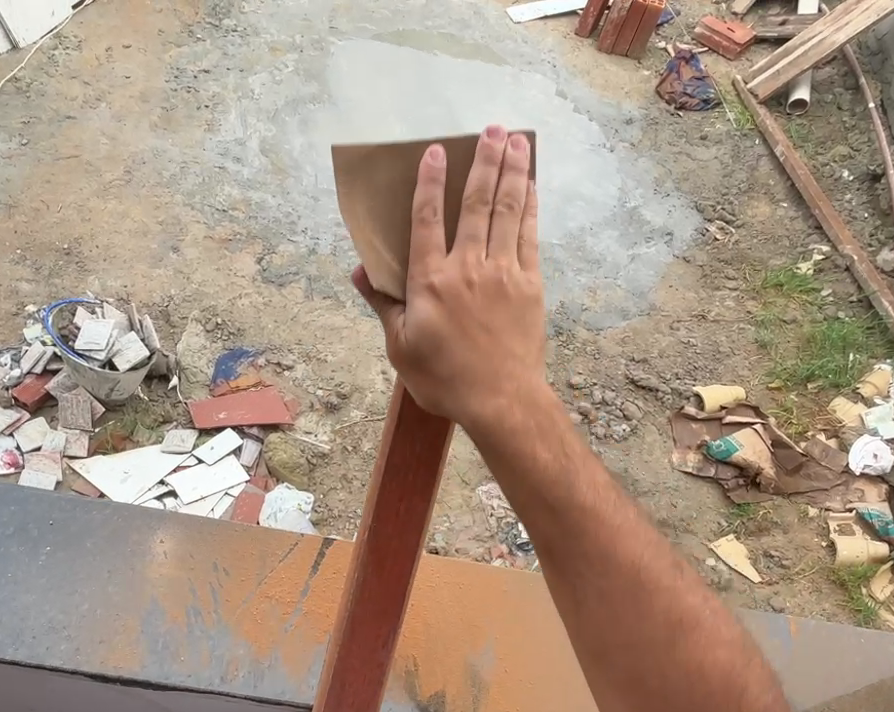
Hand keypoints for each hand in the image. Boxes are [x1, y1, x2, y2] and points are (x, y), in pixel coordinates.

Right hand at [351, 125, 550, 439]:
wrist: (499, 401)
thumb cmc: (444, 380)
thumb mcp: (400, 348)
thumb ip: (383, 305)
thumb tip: (360, 272)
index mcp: (430, 281)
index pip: (428, 218)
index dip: (431, 181)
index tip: (437, 150)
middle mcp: (467, 267)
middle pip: (476, 202)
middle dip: (485, 160)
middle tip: (492, 128)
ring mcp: (503, 272)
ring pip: (507, 210)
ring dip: (512, 171)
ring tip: (517, 139)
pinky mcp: (529, 285)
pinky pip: (530, 235)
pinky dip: (531, 206)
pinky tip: (532, 185)